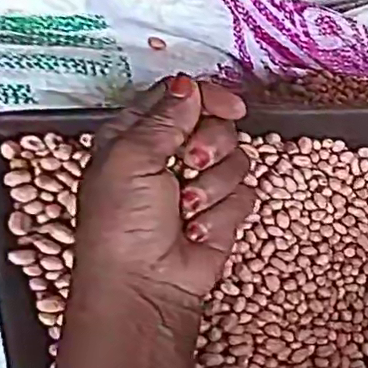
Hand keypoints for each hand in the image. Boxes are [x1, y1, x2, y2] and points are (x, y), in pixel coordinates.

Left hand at [74, 76, 254, 314]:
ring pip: (237, 163)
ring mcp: (203, 185)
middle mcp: (174, 156)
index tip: (230, 108)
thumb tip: (189, 86)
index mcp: (140, 134)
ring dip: (213, 187)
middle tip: (190, 165)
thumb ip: (165, 119)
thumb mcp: (131, 158)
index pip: (183, 98)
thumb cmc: (121, 223)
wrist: (145, 281)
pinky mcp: (225, 213)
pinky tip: (197, 230)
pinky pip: (246, 196)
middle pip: (218, 128)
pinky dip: (223, 214)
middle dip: (211, 147)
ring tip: (188, 209)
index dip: (209, 98)